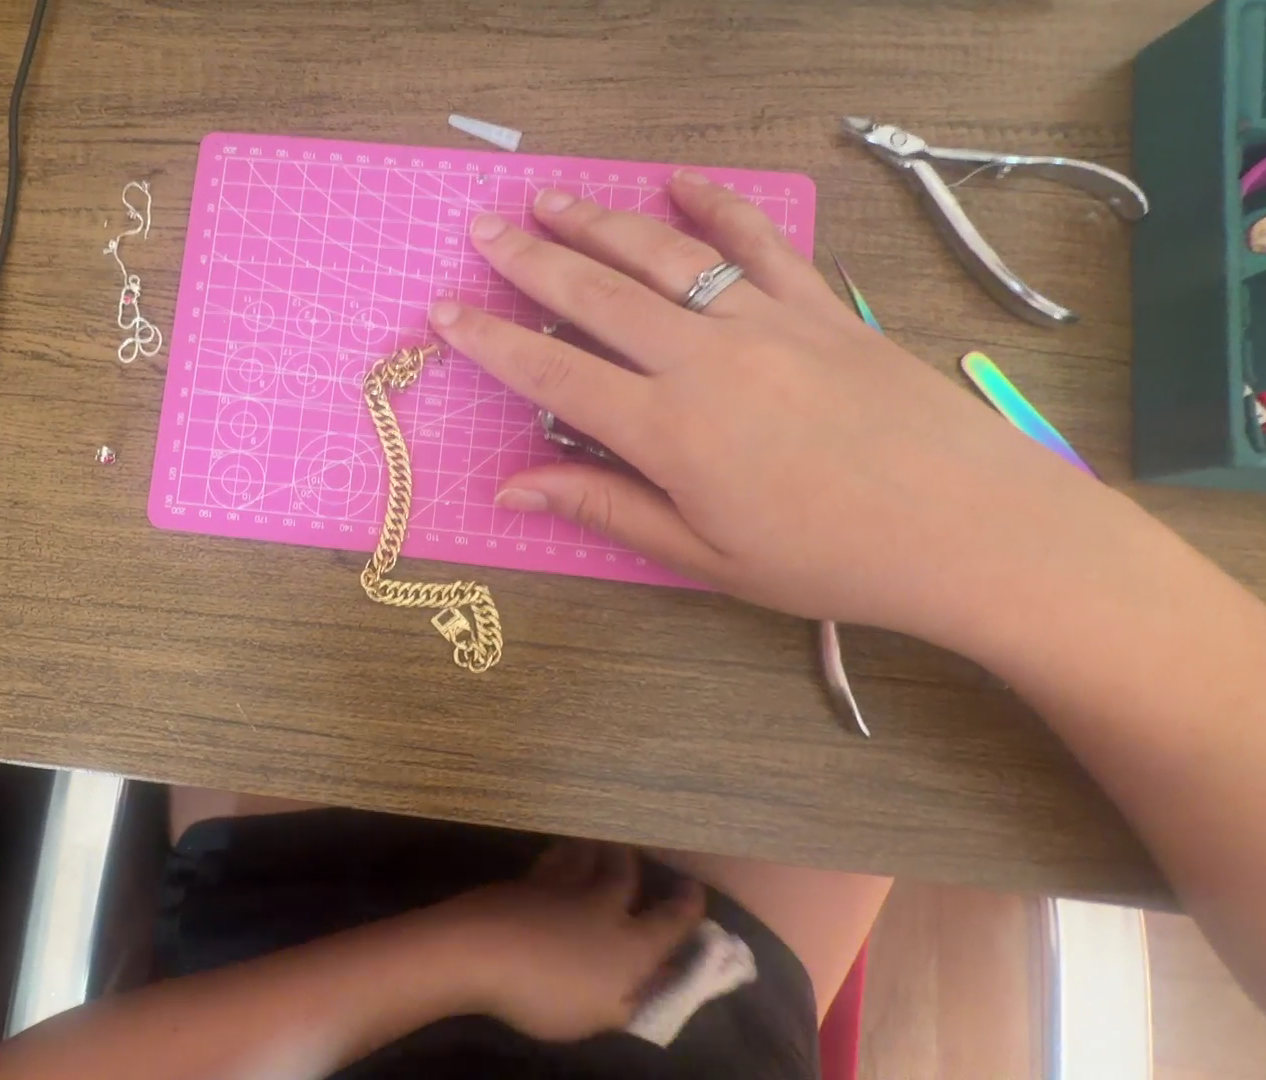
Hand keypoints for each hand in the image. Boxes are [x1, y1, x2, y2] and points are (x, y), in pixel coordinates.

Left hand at [422, 840, 705, 1041]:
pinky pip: (554, 858)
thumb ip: (636, 997)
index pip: (671, 921)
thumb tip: (662, 978)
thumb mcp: (602, 1016)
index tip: (695, 889)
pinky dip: (564, 851)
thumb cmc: (547, 993)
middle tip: (639, 848)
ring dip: (599, 847)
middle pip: (625, 874)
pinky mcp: (527, 879)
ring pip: (587, 856)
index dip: (687, 906)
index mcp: (630, 943)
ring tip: (602, 839)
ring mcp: (560, 885)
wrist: (480, 949)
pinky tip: (560, 850)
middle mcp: (601, 904)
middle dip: (636, 862)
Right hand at [425, 176, 1145, 642]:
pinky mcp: (821, 307)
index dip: (489, 341)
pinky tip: (678, 184)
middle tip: (481, 230)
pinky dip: (716, 208)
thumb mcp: (698, 553)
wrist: (973, 529)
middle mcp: (706, 359)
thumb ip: (601, 508)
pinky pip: (758, 243)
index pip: (552, 372)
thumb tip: (511, 488)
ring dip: (598, 224)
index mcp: (667, 429)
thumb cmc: (823, 559)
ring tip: (549, 200)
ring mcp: (767, 322)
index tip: (444, 312)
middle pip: (597, 295)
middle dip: (529, 260)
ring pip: (664, 257)